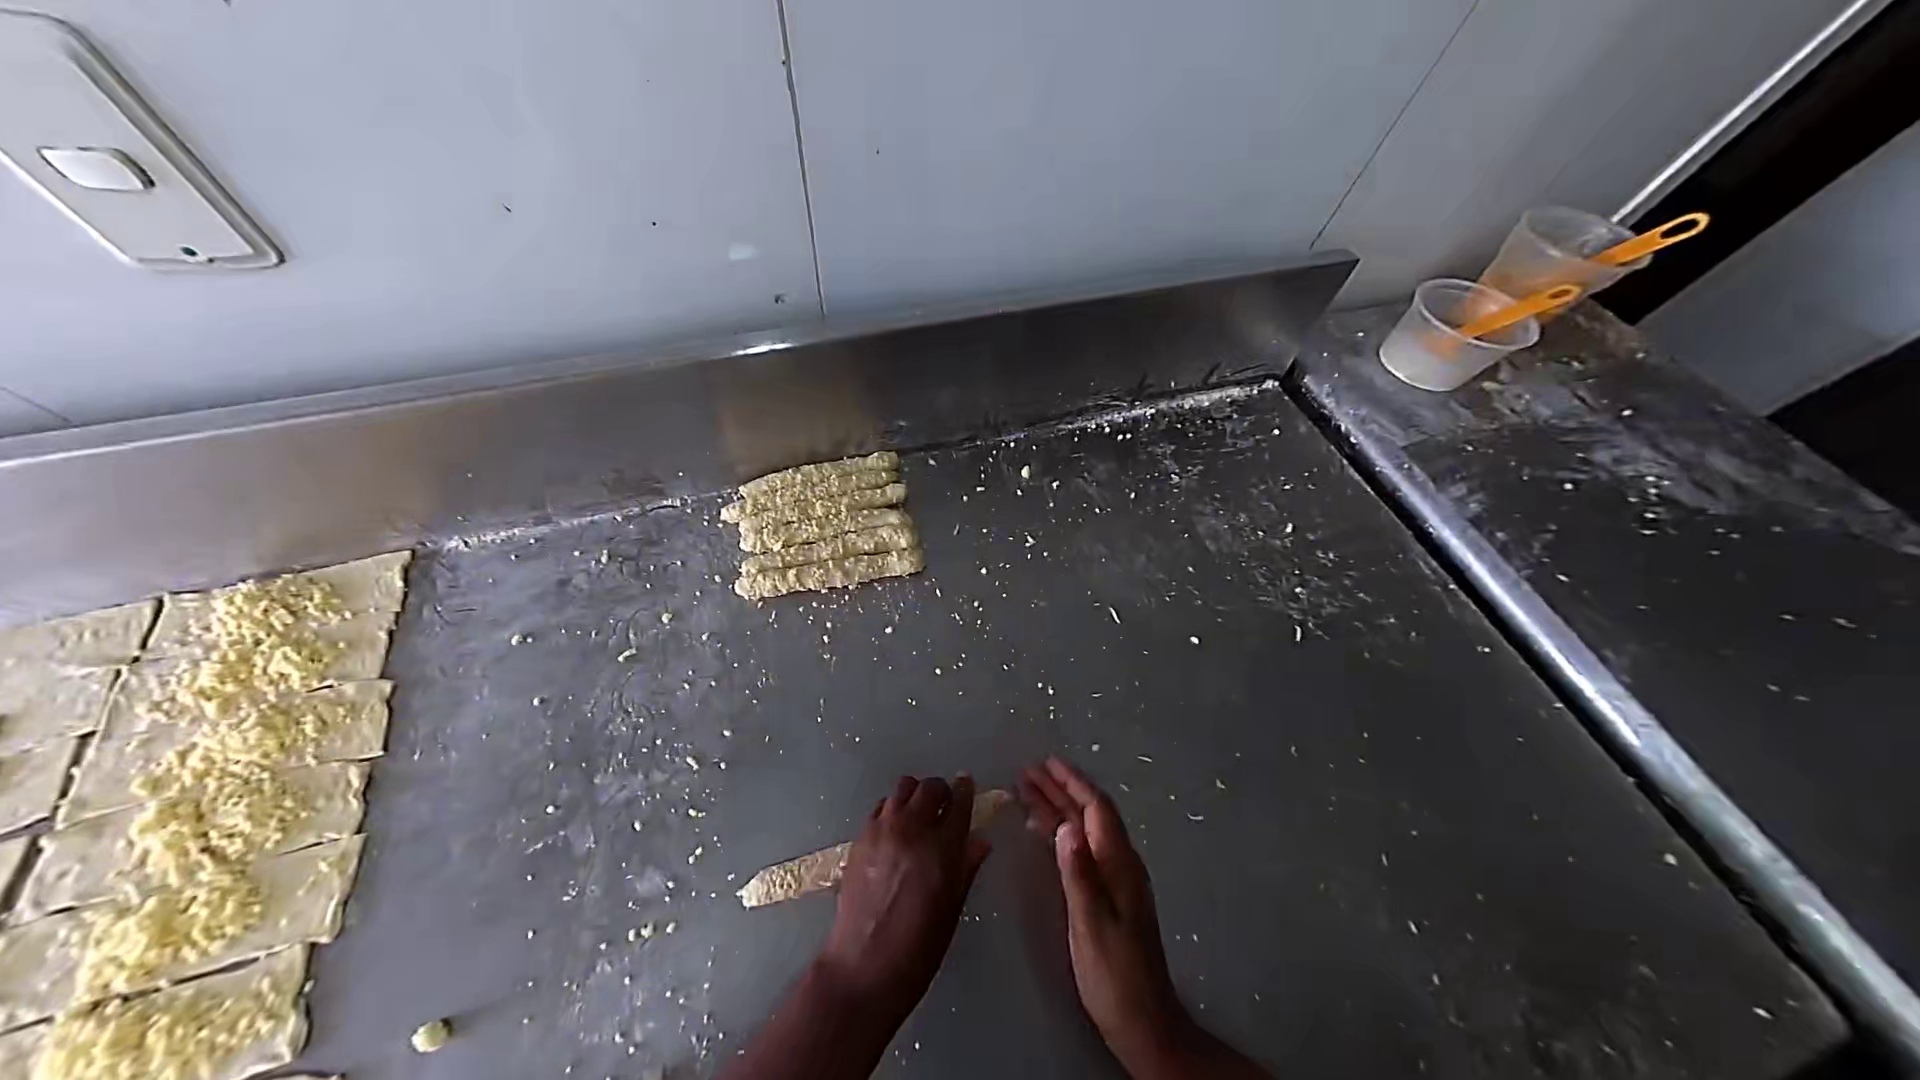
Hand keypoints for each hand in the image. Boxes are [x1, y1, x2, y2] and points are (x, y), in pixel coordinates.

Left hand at [816, 774, 990, 1016]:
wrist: (863, 966)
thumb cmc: (919, 946)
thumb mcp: (953, 908)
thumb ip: (967, 867)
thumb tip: (980, 839)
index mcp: (941, 847)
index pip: (959, 802)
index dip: (965, 790)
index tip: (967, 785)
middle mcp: (911, 829)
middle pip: (929, 787)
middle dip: (941, 791)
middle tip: (945, 805)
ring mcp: (882, 830)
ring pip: (903, 789)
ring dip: (915, 795)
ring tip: (919, 813)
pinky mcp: (860, 838)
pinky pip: (881, 807)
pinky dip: (893, 809)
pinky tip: (895, 830)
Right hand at [1021, 758, 1190, 1066]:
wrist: (1144, 1021)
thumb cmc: (1115, 974)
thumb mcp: (1091, 925)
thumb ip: (1079, 875)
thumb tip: (1065, 826)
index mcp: (1119, 864)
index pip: (1096, 809)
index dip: (1072, 783)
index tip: (1045, 763)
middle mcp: (1120, 864)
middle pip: (1089, 814)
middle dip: (1060, 789)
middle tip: (1028, 772)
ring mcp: (1116, 879)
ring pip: (1085, 830)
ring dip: (1058, 807)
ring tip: (1029, 791)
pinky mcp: (1109, 894)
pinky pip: (1083, 848)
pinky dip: (1062, 831)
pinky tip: (1047, 832)